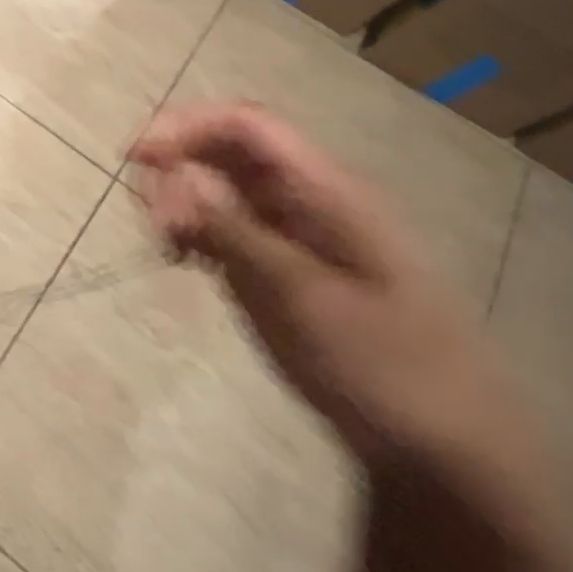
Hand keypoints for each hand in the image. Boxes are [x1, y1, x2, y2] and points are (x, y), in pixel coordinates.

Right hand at [128, 103, 511, 463]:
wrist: (439, 445)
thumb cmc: (384, 367)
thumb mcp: (304, 298)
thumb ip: (236, 232)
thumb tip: (174, 173)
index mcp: (330, 194)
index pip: (248, 127)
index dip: (186, 126)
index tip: (134, 158)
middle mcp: (307, 201)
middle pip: (227, 150)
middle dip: (176, 168)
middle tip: (153, 223)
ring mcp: (292, 236)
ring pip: (219, 188)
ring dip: (179, 201)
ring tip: (165, 246)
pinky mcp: (278, 269)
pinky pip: (223, 228)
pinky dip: (190, 232)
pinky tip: (178, 260)